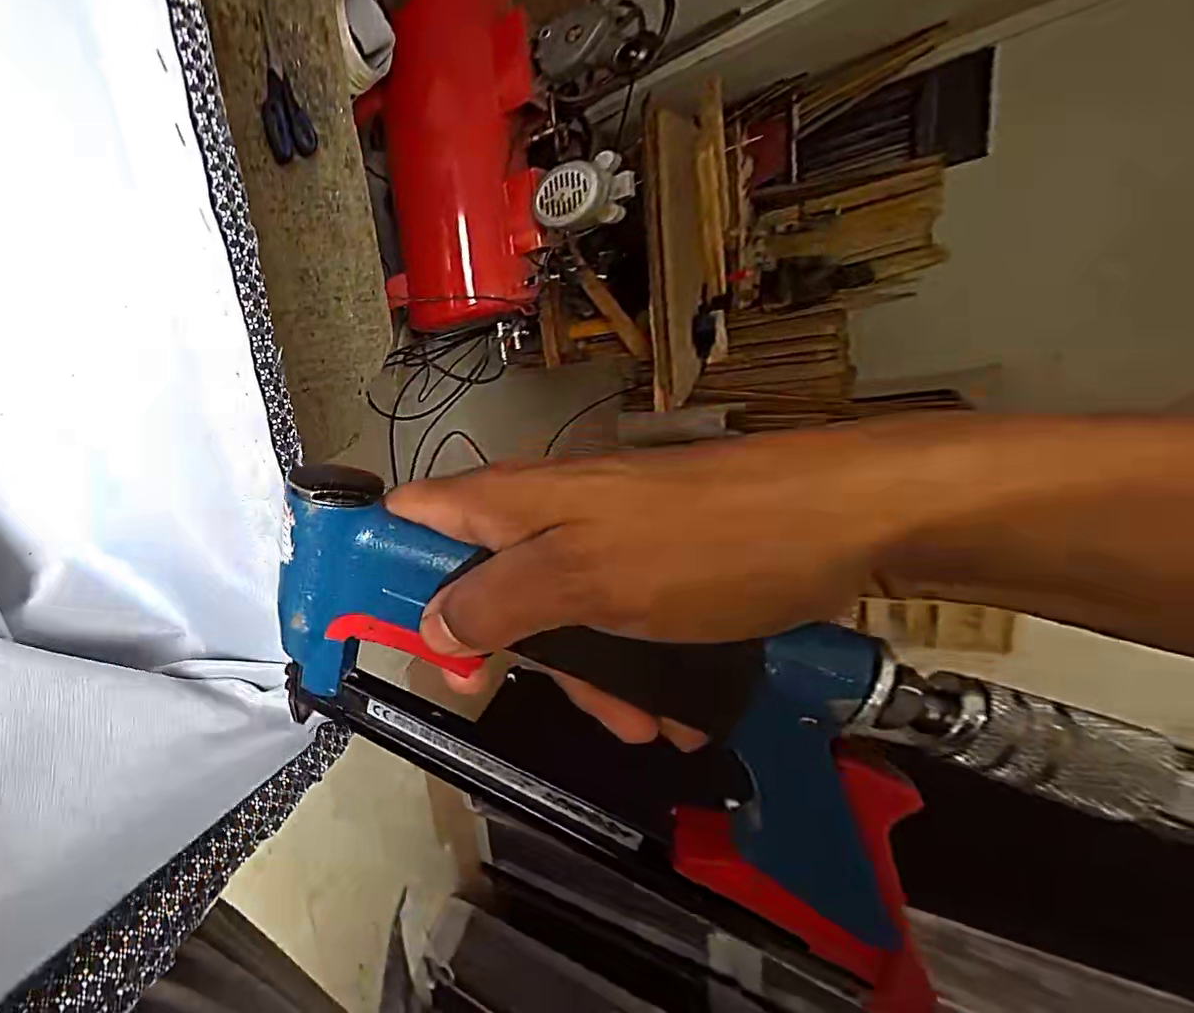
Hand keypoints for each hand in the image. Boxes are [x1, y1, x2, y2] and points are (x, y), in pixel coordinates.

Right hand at [386, 429, 912, 747]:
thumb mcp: (578, 582)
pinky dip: (613, 659)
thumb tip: (431, 631)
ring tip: (630, 717)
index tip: (386, 628)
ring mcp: (576, 538)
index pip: (400, 518)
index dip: (380, 568)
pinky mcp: (623, 560)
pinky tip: (661, 703)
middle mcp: (524, 517)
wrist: (841, 518)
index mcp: (495, 505)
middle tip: (496, 688)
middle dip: (485, 643)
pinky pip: (590, 615)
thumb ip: (491, 605)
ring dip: (567, 668)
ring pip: (533, 609)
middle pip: (463, 578)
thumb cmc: (695, 543)